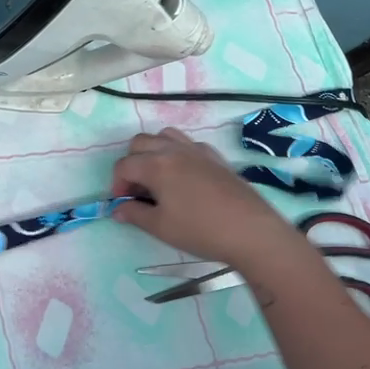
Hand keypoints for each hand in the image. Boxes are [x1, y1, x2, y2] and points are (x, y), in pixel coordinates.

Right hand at [110, 130, 302, 270]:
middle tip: (139, 190)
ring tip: (158, 177)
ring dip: (154, 151)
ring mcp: (197, 150)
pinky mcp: (216, 158)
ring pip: (165, 136)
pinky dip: (179, 152)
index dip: (117, 184)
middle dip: (132, 163)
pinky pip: (189, 144)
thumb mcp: (161, 227)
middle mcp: (173, 150)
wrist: (253, 232)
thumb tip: (116, 209)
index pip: (124, 165)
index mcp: (155, 165)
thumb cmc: (201, 230)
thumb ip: (134, 214)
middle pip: (140, 143)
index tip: (122, 204)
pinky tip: (186, 175)